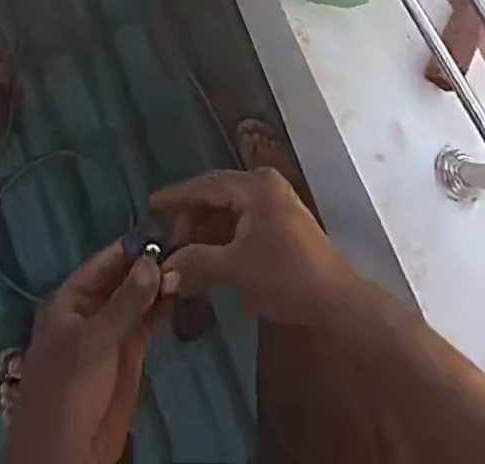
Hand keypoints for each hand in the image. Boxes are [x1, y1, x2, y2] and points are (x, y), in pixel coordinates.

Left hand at [2, 243, 168, 463]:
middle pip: (126, 275)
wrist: (64, 457)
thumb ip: (125, 302)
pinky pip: (148, 318)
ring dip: (161, 283)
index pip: (107, 260)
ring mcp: (112, 329)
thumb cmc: (67, 392)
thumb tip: (153, 260)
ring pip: (140, 295)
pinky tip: (183, 291)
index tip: (170, 229)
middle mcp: (93, 308)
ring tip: (191, 267)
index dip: (135, 245)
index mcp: (72, 299)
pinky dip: (163, 304)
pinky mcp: (129, 350)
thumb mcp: (94, 342)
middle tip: (190, 246)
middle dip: (153, 262)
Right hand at [149, 168, 361, 325]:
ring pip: (228, 211)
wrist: (334, 300)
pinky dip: (222, 239)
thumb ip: (195, 264)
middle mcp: (265, 186)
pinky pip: (241, 223)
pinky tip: (207, 260)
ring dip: (205, 233)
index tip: (150, 204)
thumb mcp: (235, 270)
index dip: (177, 196)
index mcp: (256, 186)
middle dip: (190, 220)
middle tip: (168, 244)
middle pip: (216, 196)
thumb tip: (162, 272)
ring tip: (183, 257)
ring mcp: (275, 203)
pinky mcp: (279, 223)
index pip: (207, 185)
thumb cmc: (285, 276)